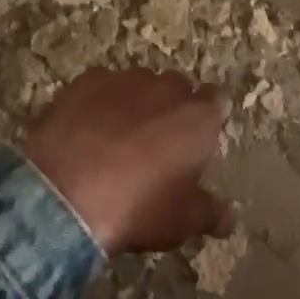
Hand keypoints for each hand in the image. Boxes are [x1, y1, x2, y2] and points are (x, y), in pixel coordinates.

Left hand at [22, 67, 233, 253]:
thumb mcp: (182, 221)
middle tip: (160, 142)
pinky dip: (101, 101)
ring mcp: (124, 78)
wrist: (67, 189)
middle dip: (173, 108)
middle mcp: (165, 87)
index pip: (216, 101)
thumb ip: (211, 213)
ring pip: (140, 84)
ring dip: (137, 102)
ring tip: (120, 137)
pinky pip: (103, 85)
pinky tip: (89, 128)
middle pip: (178, 88)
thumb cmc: (138, 205)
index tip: (200, 138)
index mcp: (197, 117)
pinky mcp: (87, 79)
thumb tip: (232, 216)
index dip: (209, 118)